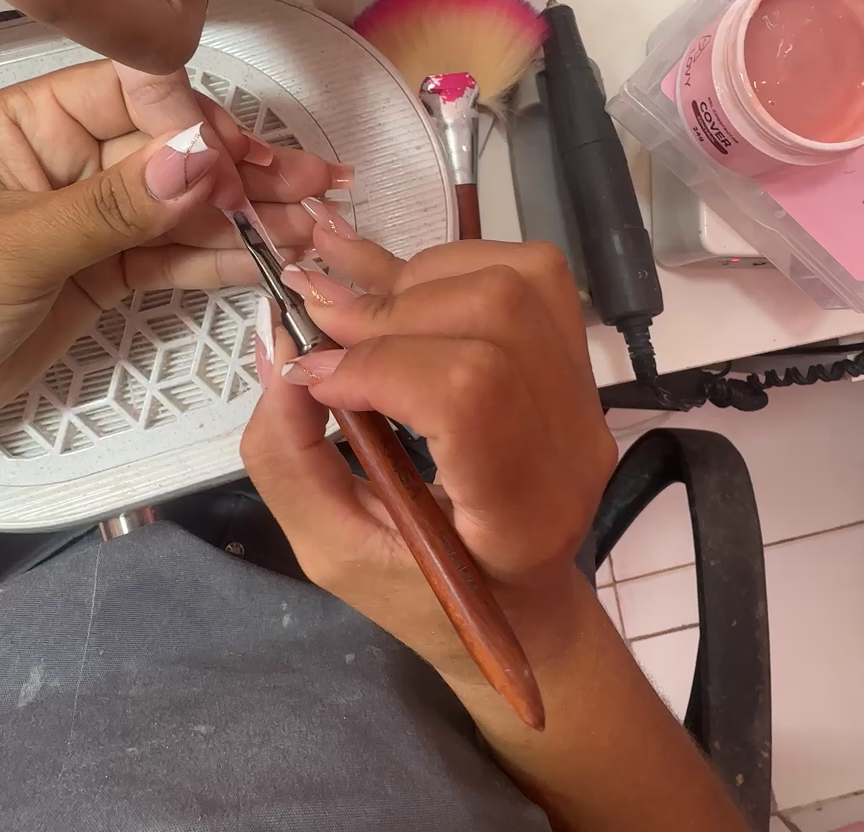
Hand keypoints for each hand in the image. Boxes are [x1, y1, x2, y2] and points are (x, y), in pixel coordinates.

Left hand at [0, 59, 341, 424]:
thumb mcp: (16, 246)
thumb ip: (113, 206)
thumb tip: (202, 159)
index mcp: (36, 123)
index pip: (134, 92)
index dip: (194, 120)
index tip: (241, 162)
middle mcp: (78, 159)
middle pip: (177, 152)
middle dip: (247, 171)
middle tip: (319, 185)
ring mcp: (102, 217)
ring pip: (188, 207)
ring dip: (250, 219)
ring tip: (315, 227)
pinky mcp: (115, 268)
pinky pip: (178, 256)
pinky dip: (223, 260)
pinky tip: (272, 259)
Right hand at [240, 213, 618, 681]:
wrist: (518, 596)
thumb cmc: (428, 595)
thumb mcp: (333, 551)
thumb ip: (289, 455)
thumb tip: (279, 344)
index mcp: (522, 514)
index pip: (470, 391)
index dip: (379, 362)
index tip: (313, 376)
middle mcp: (573, 440)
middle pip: (495, 311)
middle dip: (389, 306)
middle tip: (319, 319)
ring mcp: (584, 393)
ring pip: (511, 279)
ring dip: (415, 279)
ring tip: (355, 309)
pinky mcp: (575, 359)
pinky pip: (525, 272)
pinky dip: (448, 268)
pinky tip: (400, 292)